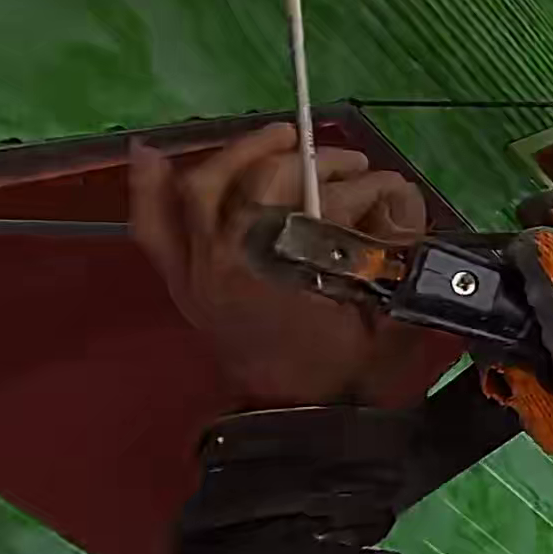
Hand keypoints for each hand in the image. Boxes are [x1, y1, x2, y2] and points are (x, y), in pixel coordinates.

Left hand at [129, 123, 465, 408]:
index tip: (389, 183)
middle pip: (260, 184)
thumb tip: (402, 203)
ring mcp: (198, 272)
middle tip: (345, 158)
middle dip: (311, 160)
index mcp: (287, 276)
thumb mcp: (391, 319)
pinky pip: (154, 228)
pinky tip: (153, 152)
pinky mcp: (184, 284)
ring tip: (279, 135)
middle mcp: (231, 264)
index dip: (361, 186)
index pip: (321, 204)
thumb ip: (401, 263)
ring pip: (203, 190)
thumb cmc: (350, 373)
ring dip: (242, 153)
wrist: (301, 418)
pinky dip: (149, 188)